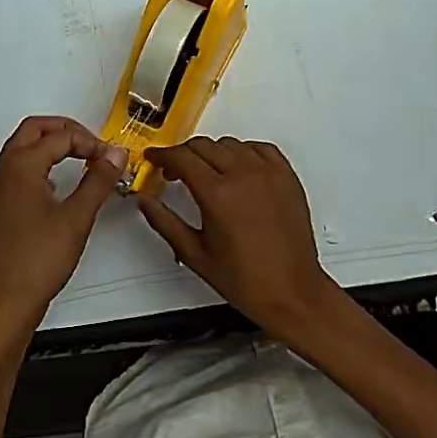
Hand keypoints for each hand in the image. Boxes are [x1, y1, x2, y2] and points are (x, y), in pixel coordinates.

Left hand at [0, 116, 126, 324]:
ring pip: (23, 146)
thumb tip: (113, 155)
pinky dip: (40, 161)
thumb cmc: (34, 262)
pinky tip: (59, 181)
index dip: (90, 143)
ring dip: (51, 144)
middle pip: (35, 129)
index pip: (60, 136)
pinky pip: (18, 166)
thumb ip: (98, 180)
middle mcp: (4, 170)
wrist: (6, 299)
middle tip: (93, 144)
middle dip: (66, 130)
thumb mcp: (77, 217)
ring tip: (81, 157)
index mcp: (20, 165)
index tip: (110, 158)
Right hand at [135, 136, 335, 337]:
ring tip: (206, 172)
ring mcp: (269, 175)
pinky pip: (261, 149)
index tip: (154, 158)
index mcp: (217, 194)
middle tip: (174, 171)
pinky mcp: (287, 179)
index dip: (162, 155)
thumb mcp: (194, 253)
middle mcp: (244, 177)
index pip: (181, 157)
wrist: (291, 293)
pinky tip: (237, 166)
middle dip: (183, 154)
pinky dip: (244, 152)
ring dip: (212, 153)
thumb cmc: (247, 280)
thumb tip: (145, 200)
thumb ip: (164, 221)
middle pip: (203, 146)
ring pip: (230, 144)